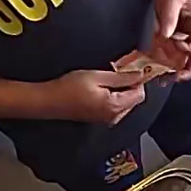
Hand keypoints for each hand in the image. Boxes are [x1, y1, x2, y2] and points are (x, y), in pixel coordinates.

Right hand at [38, 67, 155, 124]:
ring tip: (105, 80)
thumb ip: (122, 77)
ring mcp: (109, 119)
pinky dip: (114, 96)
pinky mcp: (103, 118)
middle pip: (134, 99)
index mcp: (116, 106)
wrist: (49, 101)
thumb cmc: (68, 89)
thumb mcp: (97, 76)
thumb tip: (139, 75)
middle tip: (116, 72)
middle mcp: (115, 116)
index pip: (140, 94)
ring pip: (126, 102)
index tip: (131, 70)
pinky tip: (101, 89)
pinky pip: (116, 106)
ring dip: (121, 90)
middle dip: (129, 85)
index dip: (137, 81)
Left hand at [151, 0, 190, 80]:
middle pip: (188, 58)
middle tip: (162, 77)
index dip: (187, 67)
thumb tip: (165, 37)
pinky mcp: (173, 27)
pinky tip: (151, 55)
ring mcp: (183, 30)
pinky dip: (161, 52)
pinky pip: (168, 45)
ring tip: (154, 68)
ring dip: (167, 61)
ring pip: (177, 54)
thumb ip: (169, 19)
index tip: (174, 74)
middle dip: (176, 68)